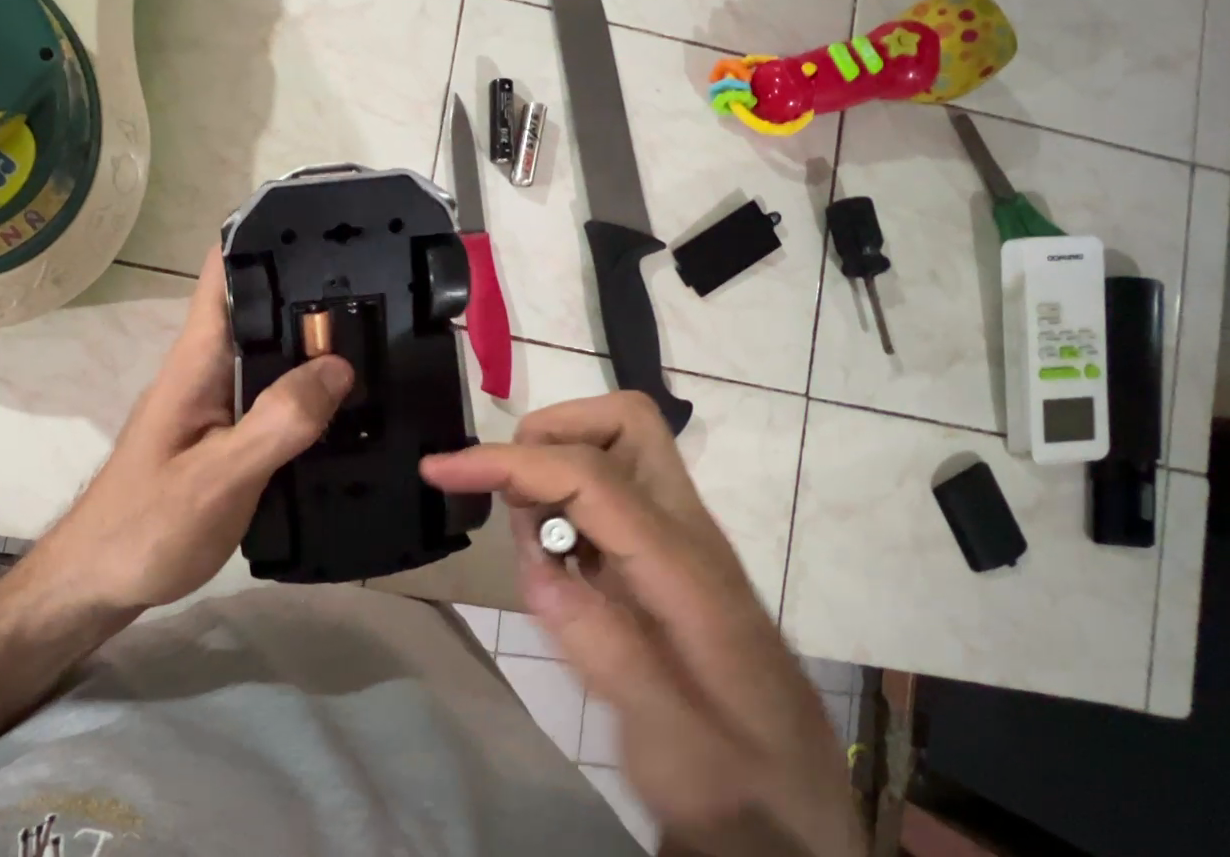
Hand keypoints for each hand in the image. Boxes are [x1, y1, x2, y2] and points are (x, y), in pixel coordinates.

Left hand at [34, 247, 353, 613]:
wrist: (99, 582)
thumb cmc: (146, 528)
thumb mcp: (217, 478)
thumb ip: (276, 423)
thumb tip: (338, 366)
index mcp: (196, 362)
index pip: (225, 275)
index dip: (268, 239)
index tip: (327, 224)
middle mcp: (207, 371)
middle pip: (264, 313)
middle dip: (316, 296)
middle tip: (390, 289)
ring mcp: (215, 405)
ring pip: (274, 359)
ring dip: (318, 349)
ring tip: (387, 340)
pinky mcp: (226, 438)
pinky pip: (275, 401)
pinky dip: (311, 396)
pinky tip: (351, 408)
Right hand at [421, 393, 862, 856]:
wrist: (793, 807)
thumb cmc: (735, 782)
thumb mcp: (668, 743)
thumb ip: (604, 650)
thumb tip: (540, 569)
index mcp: (686, 572)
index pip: (591, 478)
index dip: (508, 462)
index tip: (436, 470)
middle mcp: (688, 534)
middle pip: (624, 423)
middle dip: (548, 438)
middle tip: (511, 502)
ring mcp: (681, 541)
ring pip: (615, 448)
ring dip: (553, 472)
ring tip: (540, 554)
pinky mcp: (668, 557)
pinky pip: (609, 494)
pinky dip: (565, 506)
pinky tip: (561, 571)